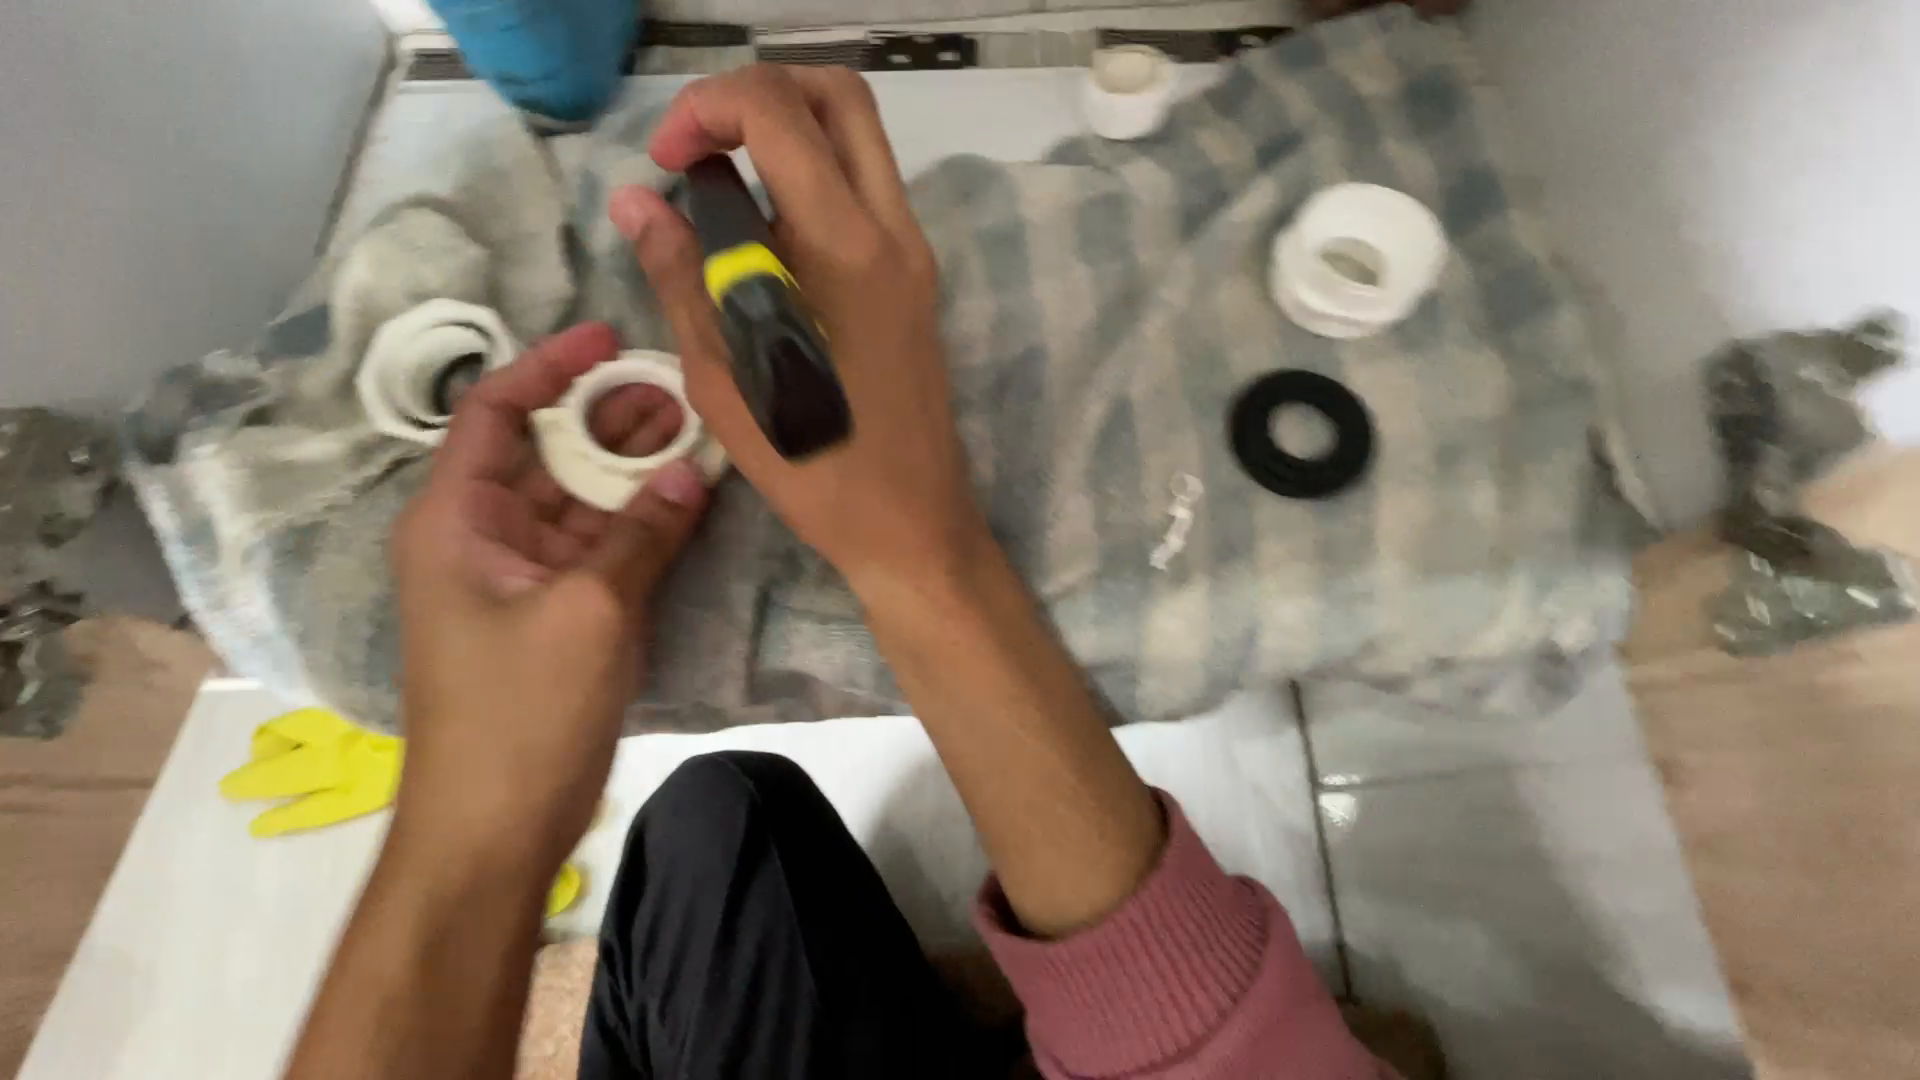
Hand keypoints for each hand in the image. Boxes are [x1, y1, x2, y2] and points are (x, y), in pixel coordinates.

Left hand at [388, 322, 709, 872]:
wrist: (497, 824)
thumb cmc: (521, 711)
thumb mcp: (589, 612)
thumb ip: (642, 535)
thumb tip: (692, 471)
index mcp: (458, 521)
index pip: (497, 415)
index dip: (550, 368)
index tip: (610, 339)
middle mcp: (487, 536)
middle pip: (551, 454)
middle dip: (612, 419)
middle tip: (684, 391)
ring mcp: (529, 577)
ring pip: (586, 500)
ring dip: (637, 470)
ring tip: (699, 432)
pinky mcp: (565, 612)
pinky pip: (606, 547)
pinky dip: (645, 523)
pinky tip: (692, 497)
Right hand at [607, 65, 993, 604]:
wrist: (911, 521)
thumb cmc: (814, 468)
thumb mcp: (725, 380)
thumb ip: (682, 276)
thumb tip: (638, 202)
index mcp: (843, 249)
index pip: (778, 111)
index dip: (706, 108)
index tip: (666, 162)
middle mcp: (892, 233)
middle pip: (838, 97)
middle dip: (760, 96)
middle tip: (705, 150)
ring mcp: (915, 257)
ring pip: (860, 145)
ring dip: (790, 140)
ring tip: (730, 204)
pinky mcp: (918, 284)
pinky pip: (869, 198)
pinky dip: (816, 188)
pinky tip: (771, 251)